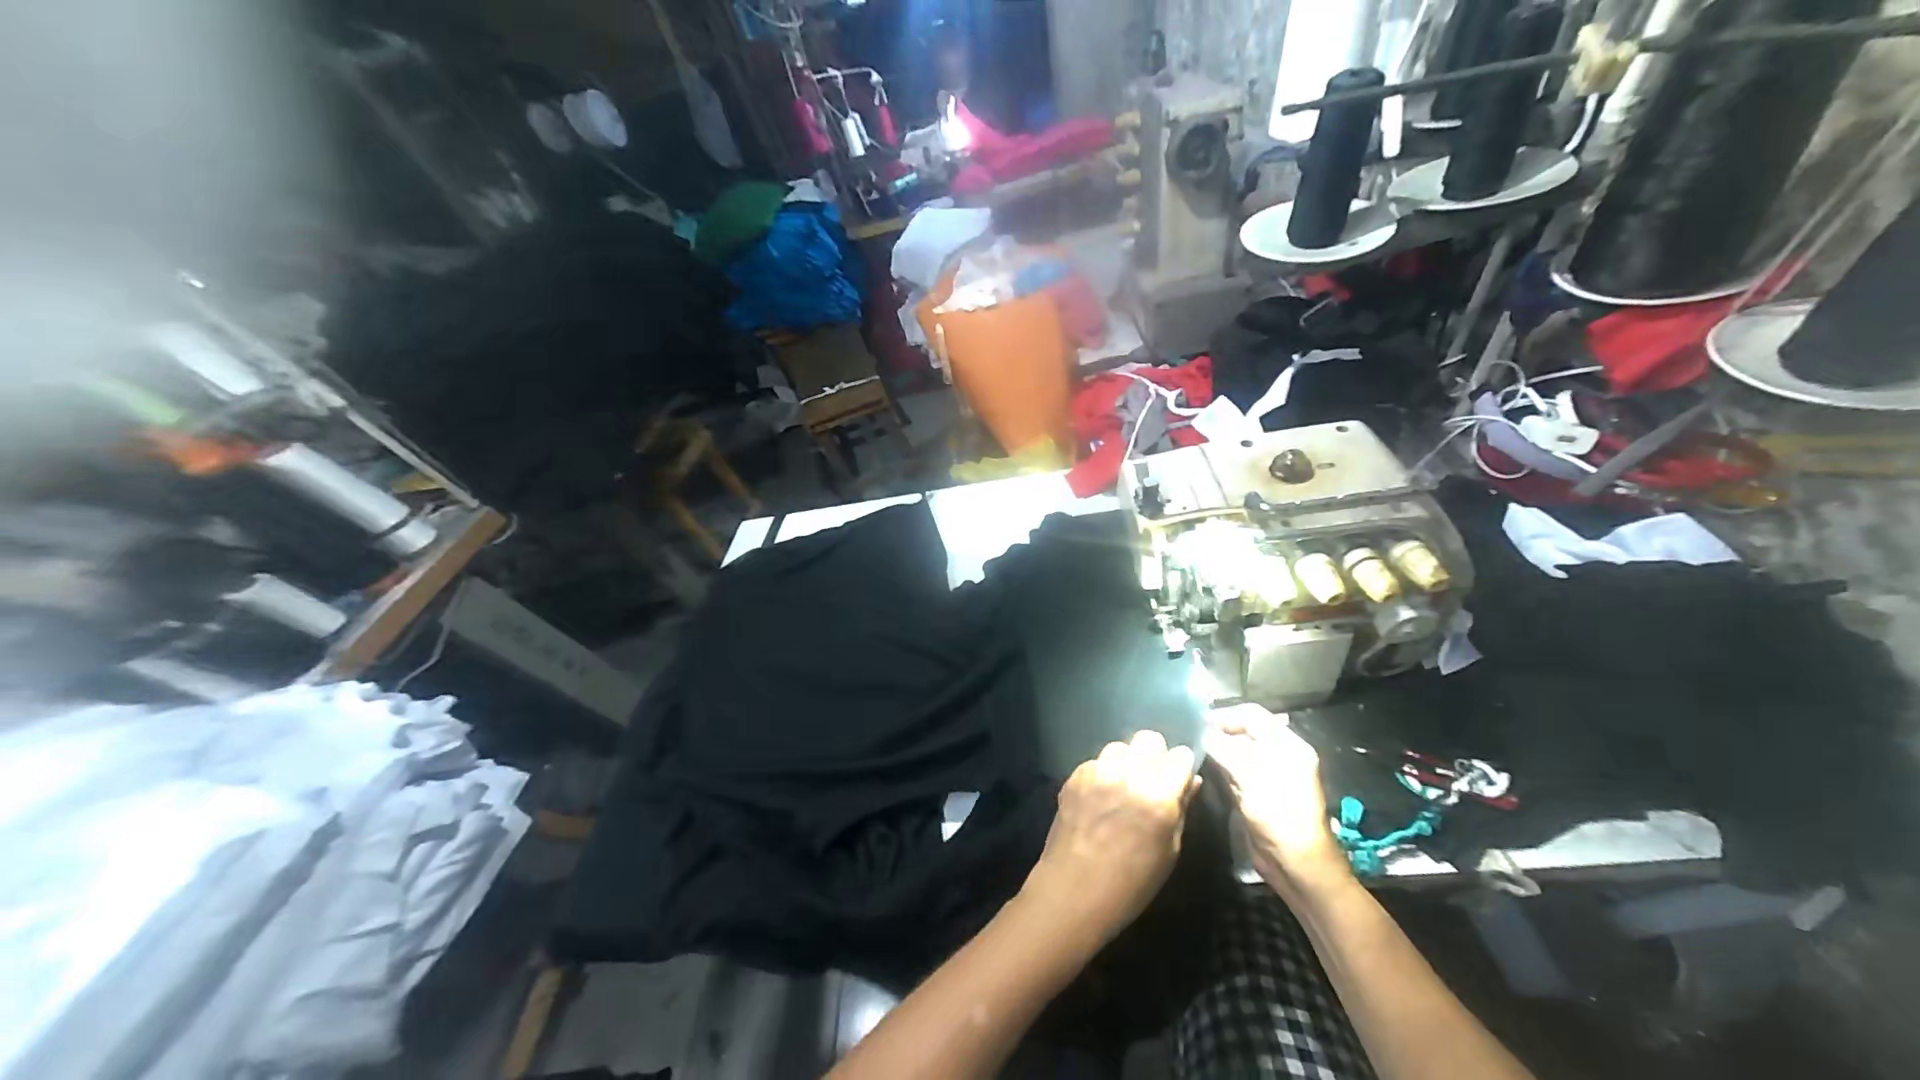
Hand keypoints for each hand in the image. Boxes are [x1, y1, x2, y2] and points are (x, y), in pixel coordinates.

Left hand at [1021, 730, 1199, 945]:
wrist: (1073, 890)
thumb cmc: (1131, 882)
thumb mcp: (1169, 852)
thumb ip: (1181, 809)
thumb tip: (1191, 781)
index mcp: (1158, 794)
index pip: (1180, 756)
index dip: (1182, 768)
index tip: (1179, 782)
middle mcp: (1127, 773)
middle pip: (1149, 739)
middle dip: (1156, 756)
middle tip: (1153, 782)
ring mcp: (1097, 772)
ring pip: (1120, 747)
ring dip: (1127, 762)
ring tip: (1123, 789)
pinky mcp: (1074, 776)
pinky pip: (1096, 763)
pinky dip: (1103, 774)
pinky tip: (1100, 800)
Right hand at [1203, 706, 1352, 900]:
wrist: (1295, 863)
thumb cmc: (1278, 814)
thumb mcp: (1250, 775)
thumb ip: (1224, 748)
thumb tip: (1201, 730)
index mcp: (1288, 745)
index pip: (1253, 715)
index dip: (1226, 715)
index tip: (1197, 720)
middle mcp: (1279, 755)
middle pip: (1244, 731)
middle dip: (1218, 731)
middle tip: (1190, 733)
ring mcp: (1267, 774)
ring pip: (1236, 751)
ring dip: (1216, 748)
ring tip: (1190, 746)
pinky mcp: (1255, 792)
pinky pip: (1233, 770)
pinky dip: (1218, 765)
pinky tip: (1202, 765)